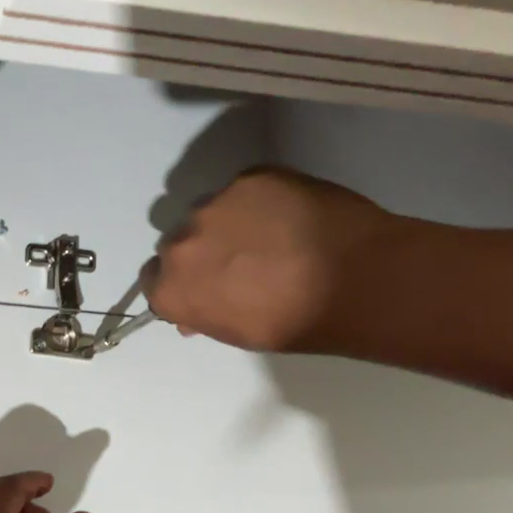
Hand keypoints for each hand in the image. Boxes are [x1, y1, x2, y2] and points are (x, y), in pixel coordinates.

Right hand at [142, 166, 403, 351]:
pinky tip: (288, 215)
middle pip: (176, 242)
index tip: (202, 284)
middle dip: (200, 250)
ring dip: (226, 222)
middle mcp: (179, 244)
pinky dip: (258, 201)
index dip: (177, 281)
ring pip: (208, 212)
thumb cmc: (295, 322)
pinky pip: (243, 189)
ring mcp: (214, 206)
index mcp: (170, 288)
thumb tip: (195, 308)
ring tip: (268, 234)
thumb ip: (203, 313)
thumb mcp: (237, 333)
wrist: (360, 281)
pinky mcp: (251, 179)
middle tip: (238, 261)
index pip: (153, 278)